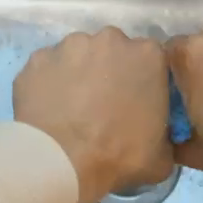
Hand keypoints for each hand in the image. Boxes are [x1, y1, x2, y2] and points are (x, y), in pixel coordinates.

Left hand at [13, 28, 173, 202]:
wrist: (62, 163)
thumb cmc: (119, 158)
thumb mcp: (161, 158)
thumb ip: (165, 137)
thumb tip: (158, 140)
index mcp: (148, 56)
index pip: (150, 64)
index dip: (141, 84)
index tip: (133, 106)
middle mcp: (110, 39)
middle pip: (113, 53)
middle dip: (109, 74)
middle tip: (101, 109)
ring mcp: (69, 46)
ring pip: (77, 57)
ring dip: (77, 76)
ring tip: (71, 111)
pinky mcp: (37, 59)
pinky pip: (47, 70)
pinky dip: (47, 85)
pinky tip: (48, 111)